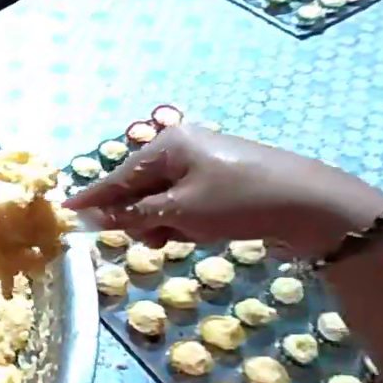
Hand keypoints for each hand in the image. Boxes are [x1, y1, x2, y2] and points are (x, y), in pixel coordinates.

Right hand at [64, 126, 382, 254]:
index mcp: (168, 145)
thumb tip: (92, 219)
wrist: (317, 207)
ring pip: (159, 201)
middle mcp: (181, 149)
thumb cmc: (239, 201)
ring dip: (162, 223)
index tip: (64, 210)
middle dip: (138, 216)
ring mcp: (202, 166)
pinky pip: (182, 204)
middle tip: (151, 237)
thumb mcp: (179, 211)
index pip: (118, 176)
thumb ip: (131, 214)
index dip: (92, 197)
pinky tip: (200, 232)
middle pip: (137, 189)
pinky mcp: (220, 183)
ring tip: (181, 237)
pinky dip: (183, 221)